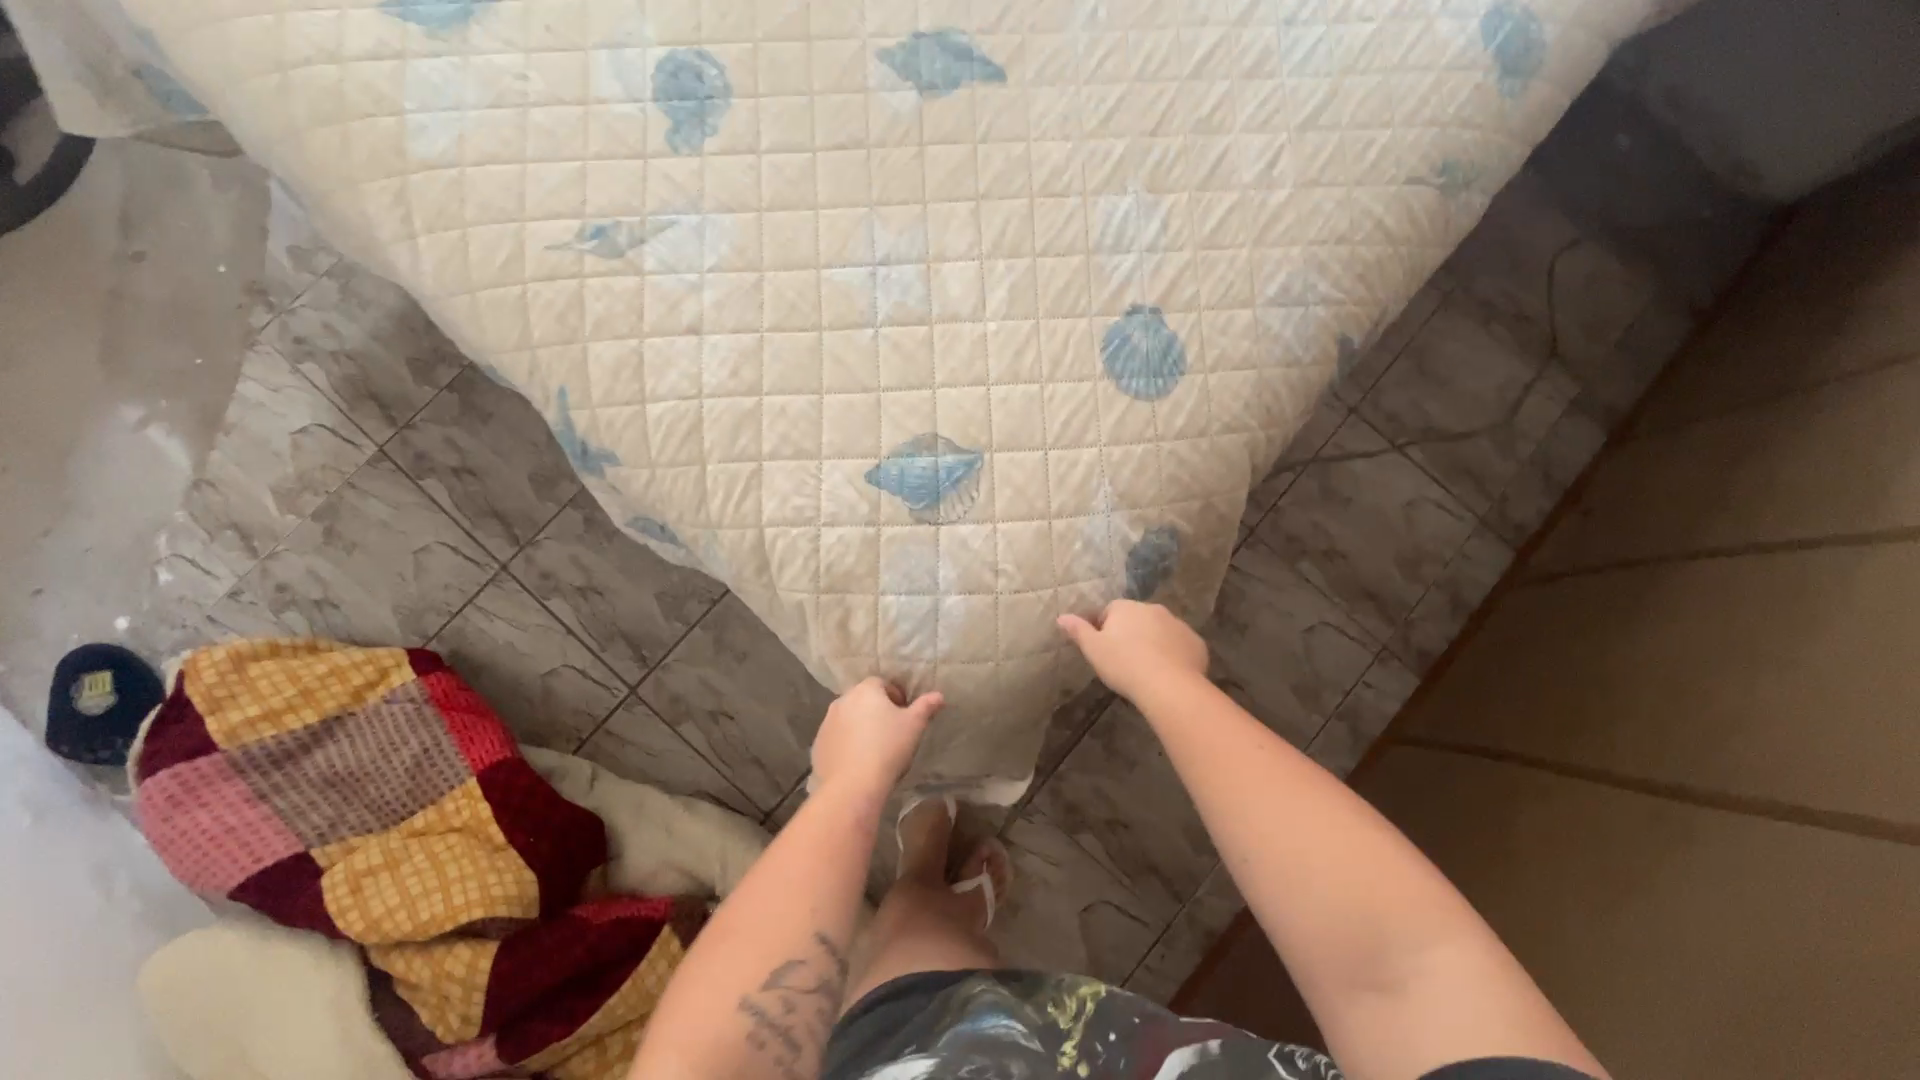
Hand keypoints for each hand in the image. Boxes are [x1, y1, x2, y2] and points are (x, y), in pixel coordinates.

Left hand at [811, 677, 942, 799]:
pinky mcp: (818, 745)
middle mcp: (842, 701)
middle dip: (876, 711)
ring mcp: (826, 723)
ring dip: (860, 727)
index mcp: (865, 691)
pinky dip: (846, 744)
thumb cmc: (888, 748)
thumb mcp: (914, 726)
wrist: (852, 785)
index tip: (904, 714)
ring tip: (874, 749)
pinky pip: (836, 738)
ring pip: (848, 719)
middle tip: (892, 732)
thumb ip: (926, 707)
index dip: (895, 696)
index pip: (882, 683)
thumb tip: (938, 695)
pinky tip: (858, 762)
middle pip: (863, 700)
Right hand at [1058, 599, 1208, 704]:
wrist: (1169, 685)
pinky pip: (1180, 646)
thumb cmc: (1124, 665)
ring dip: (1154, 643)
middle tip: (1124, 661)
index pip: (1110, 611)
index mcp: (1126, 608)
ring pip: (1161, 631)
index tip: (1103, 650)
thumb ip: (1077, 631)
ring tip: (1147, 670)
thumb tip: (1061, 617)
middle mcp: (1154, 609)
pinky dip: (1174, 655)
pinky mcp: (1196, 643)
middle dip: (1131, 634)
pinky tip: (1168, 674)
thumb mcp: (1093, 650)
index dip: (1104, 629)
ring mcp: (1178, 625)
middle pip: (1137, 619)